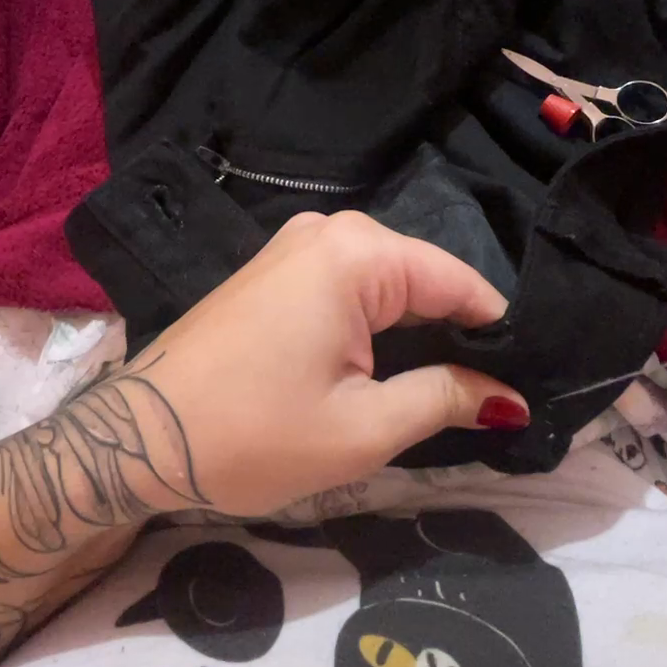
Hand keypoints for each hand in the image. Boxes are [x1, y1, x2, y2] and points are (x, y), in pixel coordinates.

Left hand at [124, 210, 526, 517]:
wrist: (138, 436)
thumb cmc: (251, 435)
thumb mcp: (362, 428)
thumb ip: (445, 398)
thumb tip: (512, 398)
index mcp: (356, 253)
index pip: (460, 282)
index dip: (499, 334)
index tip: (528, 384)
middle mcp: (330, 230)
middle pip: (424, 278)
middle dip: (458, 334)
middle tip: (491, 399)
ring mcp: (297, 245)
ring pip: (388, 285)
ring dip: (418, 333)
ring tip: (448, 390)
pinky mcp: (277, 269)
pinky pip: (351, 287)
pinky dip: (378, 325)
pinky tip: (389, 366)